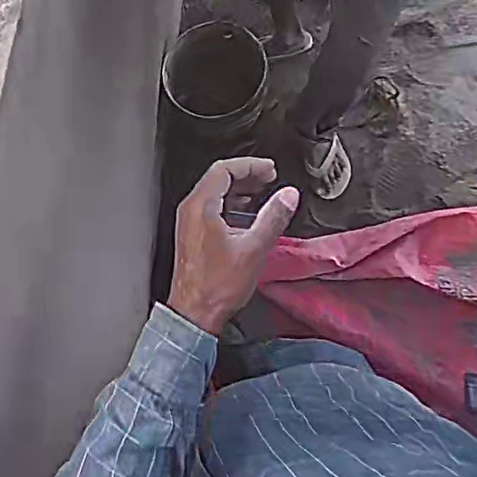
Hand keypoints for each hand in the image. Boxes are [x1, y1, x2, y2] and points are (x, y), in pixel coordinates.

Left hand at [168, 158, 298, 335]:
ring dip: (238, 188)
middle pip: (217, 178)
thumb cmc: (217, 285)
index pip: (223, 170)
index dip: (249, 165)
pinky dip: (230, 202)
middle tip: (268, 176)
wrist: (194, 310)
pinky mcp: (192, 233)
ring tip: (262, 191)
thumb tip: (287, 195)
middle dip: (246, 174)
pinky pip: (210, 206)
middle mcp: (190, 210)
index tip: (269, 169)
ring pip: (213, 192)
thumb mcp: (253, 248)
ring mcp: (188, 221)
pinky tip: (246, 213)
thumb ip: (273, 217)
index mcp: (201, 207)